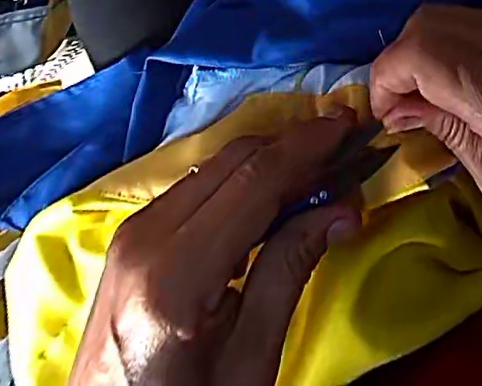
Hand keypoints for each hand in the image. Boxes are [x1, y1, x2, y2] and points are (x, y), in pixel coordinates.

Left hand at [69, 116, 362, 385]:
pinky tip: (272, 197)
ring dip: (272, 157)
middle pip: (236, 159)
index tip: (350, 125)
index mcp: (175, 276)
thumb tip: (344, 208)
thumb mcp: (250, 356)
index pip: (256, 178)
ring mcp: (132, 234)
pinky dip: (244, 176)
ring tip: (315, 171)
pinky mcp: (131, 237)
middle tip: (342, 149)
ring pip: (218, 163)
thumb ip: (292, 268)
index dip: (308, 144)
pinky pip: (200, 182)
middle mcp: (145, 240)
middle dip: (295, 145)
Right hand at [369, 5, 481, 241]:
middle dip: (397, 63)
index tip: (386, 120)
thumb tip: (398, 107)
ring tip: (427, 101)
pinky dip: (447, 45)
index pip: (421, 51)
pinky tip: (457, 84)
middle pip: (427, 22)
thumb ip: (453, 138)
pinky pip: (471, 19)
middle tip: (402, 112)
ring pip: (445, 14)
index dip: (385, 80)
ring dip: (421, 52)